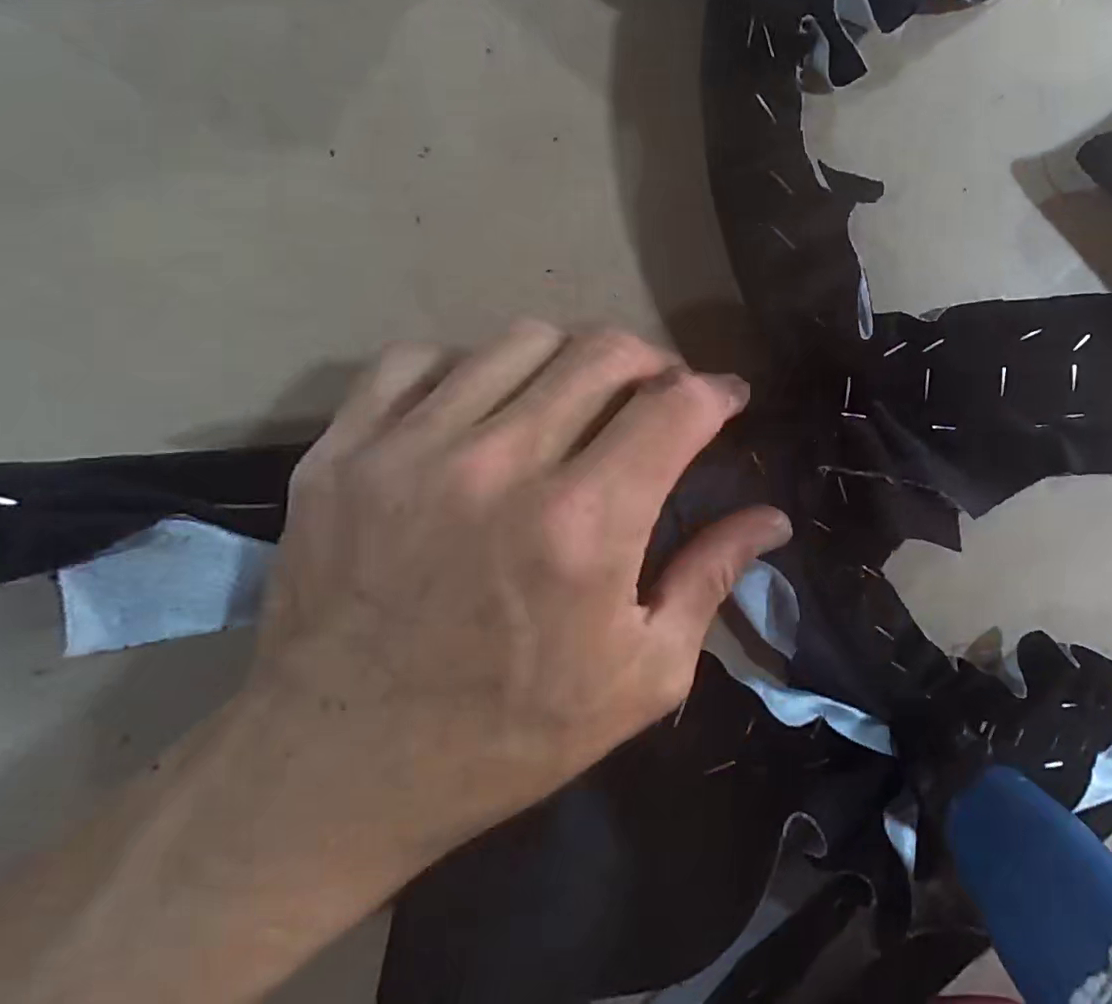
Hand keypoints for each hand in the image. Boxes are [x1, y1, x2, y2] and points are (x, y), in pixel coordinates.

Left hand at [242, 324, 791, 867]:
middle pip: (604, 353)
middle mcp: (501, 466)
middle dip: (655, 364)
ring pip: (520, 341)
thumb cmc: (513, 734)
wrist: (339, 769)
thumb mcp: (644, 676)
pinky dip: (471, 370)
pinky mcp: (341, 454)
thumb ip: (711, 579)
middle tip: (662, 398)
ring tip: (579, 404)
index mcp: (586, 525)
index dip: (717, 391)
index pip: (676, 407)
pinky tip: (483, 413)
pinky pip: (420, 361)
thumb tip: (772, 519)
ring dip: (572, 362)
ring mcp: (410, 451)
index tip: (729, 399)